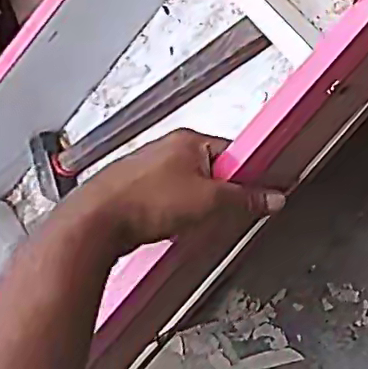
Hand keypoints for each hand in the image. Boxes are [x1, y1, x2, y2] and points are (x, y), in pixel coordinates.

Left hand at [57, 130, 284, 255]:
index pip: (234, 152)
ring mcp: (149, 170)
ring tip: (192, 222)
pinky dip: (175, 215)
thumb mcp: (210, 201)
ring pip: (190, 188)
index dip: (249, 174)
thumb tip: (271, 197)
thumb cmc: (142, 202)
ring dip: (197, 207)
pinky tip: (172, 228)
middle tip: (223, 212)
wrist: (95, 223)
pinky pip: (169, 201)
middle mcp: (167, 150)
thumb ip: (246, 199)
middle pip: (213, 171)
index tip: (259, 192)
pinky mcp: (136, 191)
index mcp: (188, 141)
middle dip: (221, 195)